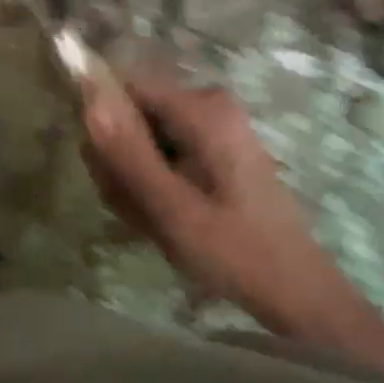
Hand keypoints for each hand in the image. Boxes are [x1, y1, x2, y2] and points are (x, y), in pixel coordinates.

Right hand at [81, 74, 341, 330]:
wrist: (298, 294)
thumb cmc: (237, 252)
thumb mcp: (171, 207)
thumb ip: (126, 151)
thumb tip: (86, 94)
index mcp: (203, 111)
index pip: (120, 88)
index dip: (103, 126)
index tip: (110, 173)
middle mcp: (207, 105)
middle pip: (128, 114)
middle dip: (117, 161)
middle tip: (133, 207)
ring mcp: (211, 126)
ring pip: (137, 136)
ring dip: (129, 178)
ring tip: (148, 218)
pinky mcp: (211, 146)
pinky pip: (156, 150)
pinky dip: (149, 182)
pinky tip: (161, 216)